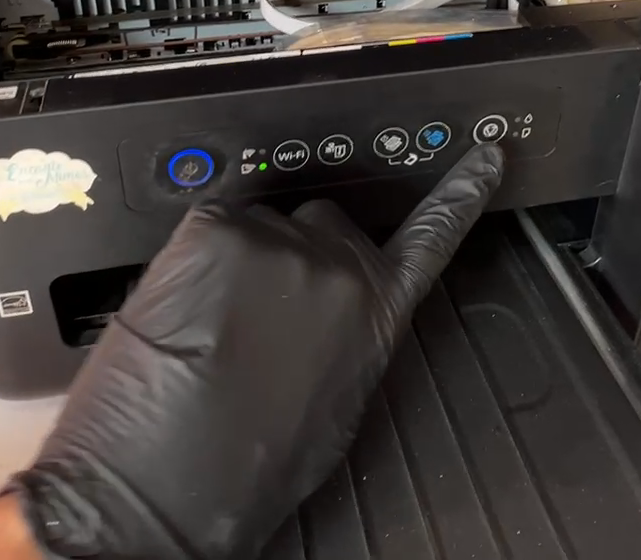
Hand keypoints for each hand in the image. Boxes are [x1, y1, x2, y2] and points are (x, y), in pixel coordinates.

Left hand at [8, 144, 505, 559]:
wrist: (157, 486)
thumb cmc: (245, 466)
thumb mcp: (331, 404)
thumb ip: (350, 333)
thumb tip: (337, 304)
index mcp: (373, 311)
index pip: (431, 235)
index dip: (460, 192)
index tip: (483, 155)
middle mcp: (333, 263)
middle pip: (326, 220)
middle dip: (301, 249)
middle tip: (260, 300)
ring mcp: (272, 238)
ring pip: (265, 220)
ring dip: (245, 252)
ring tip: (214, 315)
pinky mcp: (213, 226)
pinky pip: (217, 217)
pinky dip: (203, 248)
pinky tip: (189, 298)